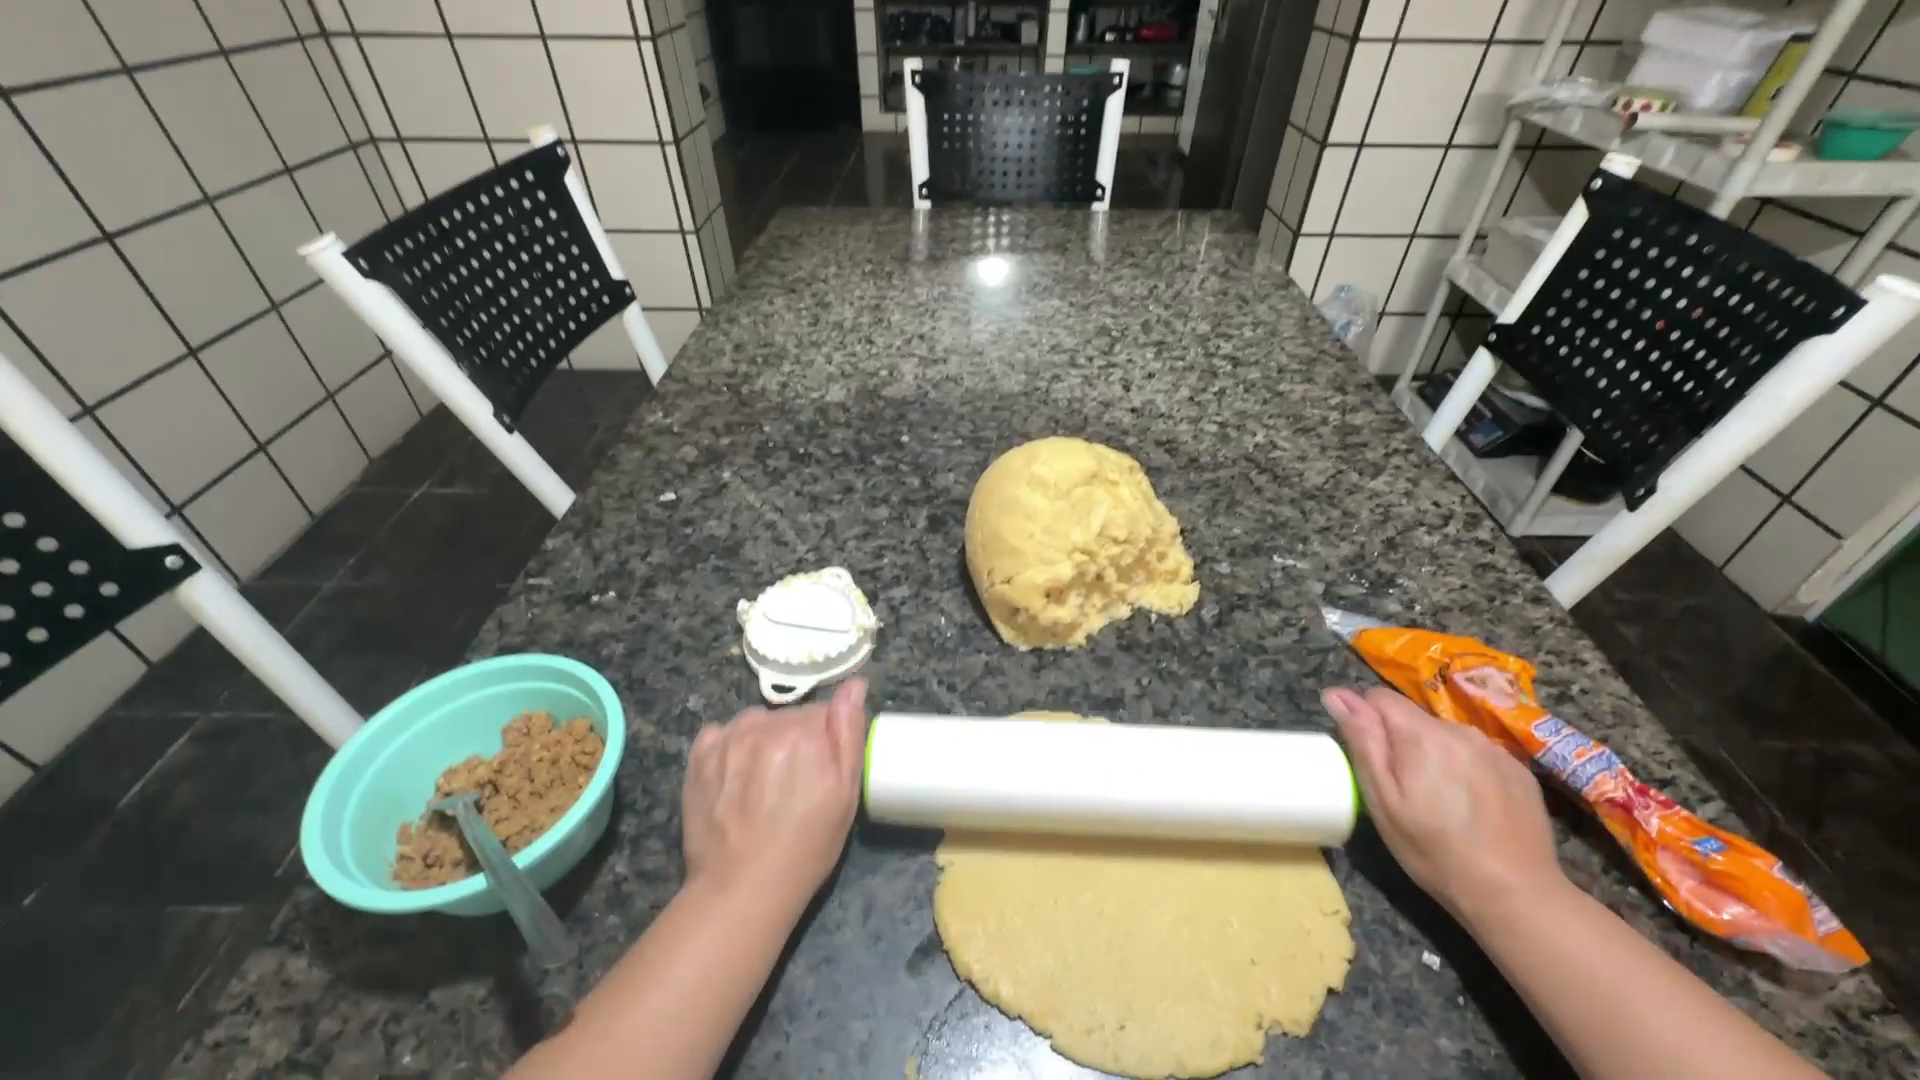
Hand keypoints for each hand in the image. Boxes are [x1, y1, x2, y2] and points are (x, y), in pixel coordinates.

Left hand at [681, 678, 869, 904]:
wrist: (742, 887)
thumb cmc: (806, 846)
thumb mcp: (845, 793)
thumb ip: (849, 732)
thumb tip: (855, 685)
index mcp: (805, 732)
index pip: (824, 713)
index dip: (826, 742)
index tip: (821, 773)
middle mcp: (765, 726)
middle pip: (789, 717)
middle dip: (795, 740)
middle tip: (794, 785)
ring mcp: (728, 739)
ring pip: (757, 722)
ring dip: (764, 741)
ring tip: (763, 783)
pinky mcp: (700, 755)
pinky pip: (723, 733)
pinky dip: (731, 747)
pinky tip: (736, 779)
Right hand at [1321, 686, 1564, 917]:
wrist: (1513, 893)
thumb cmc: (1433, 850)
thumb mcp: (1383, 799)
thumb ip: (1362, 741)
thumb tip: (1335, 694)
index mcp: (1422, 735)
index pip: (1379, 698)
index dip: (1365, 721)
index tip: (1370, 759)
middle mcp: (1461, 731)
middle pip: (1415, 720)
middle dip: (1402, 744)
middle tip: (1404, 792)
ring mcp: (1496, 750)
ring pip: (1447, 738)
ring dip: (1434, 756)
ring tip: (1440, 802)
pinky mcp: (1520, 771)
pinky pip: (1478, 756)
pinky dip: (1466, 770)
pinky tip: (1471, 807)